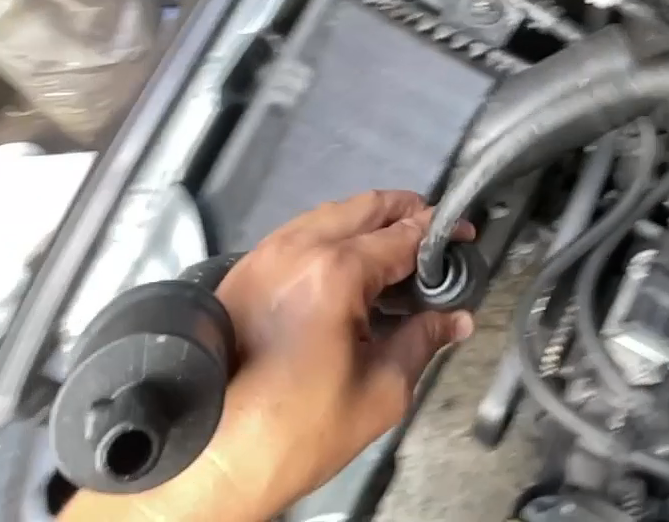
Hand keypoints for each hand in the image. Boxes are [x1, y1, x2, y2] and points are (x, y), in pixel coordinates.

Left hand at [68, 190, 472, 521]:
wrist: (206, 463)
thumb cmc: (288, 434)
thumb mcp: (379, 392)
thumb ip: (424, 341)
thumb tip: (455, 320)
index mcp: (335, 273)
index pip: (404, 234)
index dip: (441, 231)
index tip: (463, 234)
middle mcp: (297, 250)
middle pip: (368, 205)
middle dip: (408, 211)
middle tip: (434, 234)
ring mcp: (266, 255)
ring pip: (332, 212)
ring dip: (371, 220)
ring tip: (397, 249)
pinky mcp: (246, 270)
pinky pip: (303, 231)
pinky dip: (335, 234)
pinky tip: (351, 265)